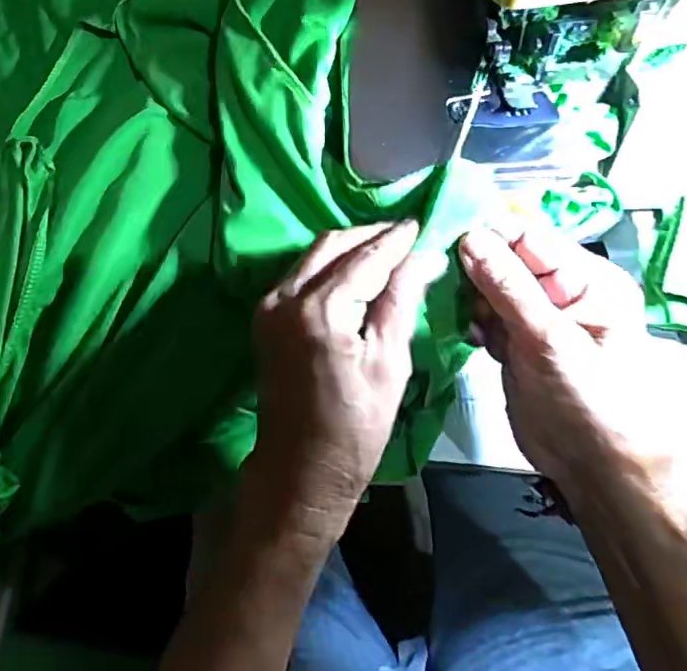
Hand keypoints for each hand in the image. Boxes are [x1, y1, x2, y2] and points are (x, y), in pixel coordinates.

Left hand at [248, 221, 439, 539]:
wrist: (299, 463)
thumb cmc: (356, 425)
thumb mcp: (389, 364)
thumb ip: (400, 303)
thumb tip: (422, 257)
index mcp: (319, 310)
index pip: (363, 259)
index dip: (394, 240)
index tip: (420, 223)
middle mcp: (285, 296)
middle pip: (330, 246)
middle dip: (369, 236)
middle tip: (405, 235)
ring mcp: (268, 303)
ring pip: (312, 256)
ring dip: (347, 247)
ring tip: (386, 249)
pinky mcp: (263, 313)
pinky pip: (299, 274)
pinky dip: (327, 265)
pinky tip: (354, 270)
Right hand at [458, 220, 686, 519]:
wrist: (598, 472)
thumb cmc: (594, 405)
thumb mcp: (551, 341)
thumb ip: (508, 286)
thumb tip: (469, 235)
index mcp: (587, 279)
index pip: (526, 235)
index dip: (484, 229)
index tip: (438, 228)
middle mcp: (560, 289)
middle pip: (499, 256)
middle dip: (467, 262)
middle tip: (436, 272)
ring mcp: (533, 314)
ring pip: (483, 283)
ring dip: (463, 291)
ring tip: (452, 306)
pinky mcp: (512, 337)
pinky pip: (478, 311)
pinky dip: (465, 316)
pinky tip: (463, 329)